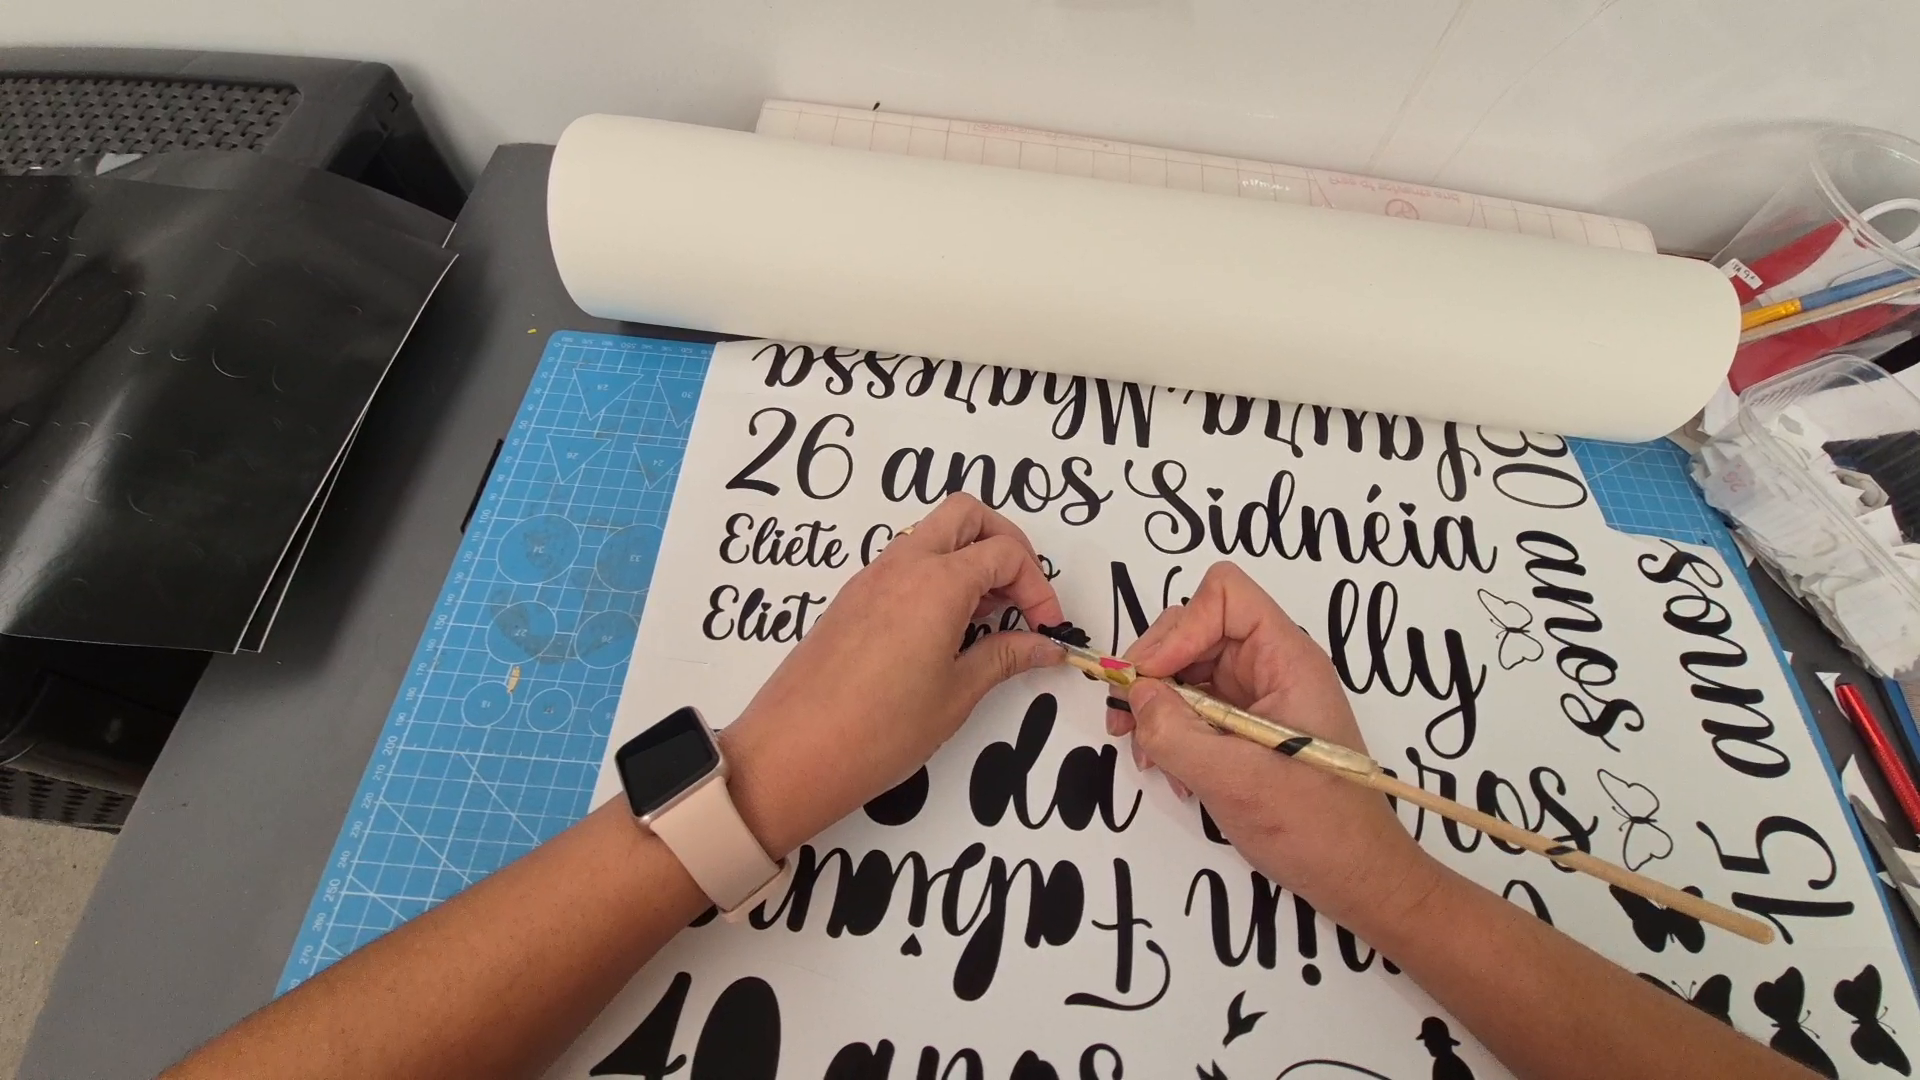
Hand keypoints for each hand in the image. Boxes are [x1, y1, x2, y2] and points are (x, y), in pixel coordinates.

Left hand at [722, 494, 1065, 855]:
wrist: (791, 753)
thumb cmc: (880, 730)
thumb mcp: (955, 694)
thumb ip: (1004, 657)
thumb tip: (1045, 646)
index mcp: (936, 582)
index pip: (1005, 553)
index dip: (1038, 587)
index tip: (1047, 628)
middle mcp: (903, 564)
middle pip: (967, 514)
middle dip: (1006, 544)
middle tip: (1021, 596)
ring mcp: (872, 576)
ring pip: (933, 533)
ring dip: (970, 557)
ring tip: (988, 616)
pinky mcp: (853, 596)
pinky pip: (906, 561)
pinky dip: (938, 575)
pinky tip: (947, 628)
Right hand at [1109, 561, 1439, 931]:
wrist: (1356, 881)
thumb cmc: (1313, 826)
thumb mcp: (1234, 779)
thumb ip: (1174, 730)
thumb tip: (1134, 692)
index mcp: (1285, 658)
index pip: (1225, 595)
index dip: (1181, 628)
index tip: (1152, 677)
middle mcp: (1267, 664)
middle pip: (1191, 627)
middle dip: (1151, 668)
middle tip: (1125, 716)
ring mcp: (1252, 693)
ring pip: (1182, 666)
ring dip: (1151, 703)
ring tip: (1140, 749)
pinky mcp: (1239, 722)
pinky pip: (1187, 703)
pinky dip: (1165, 728)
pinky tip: (1165, 766)